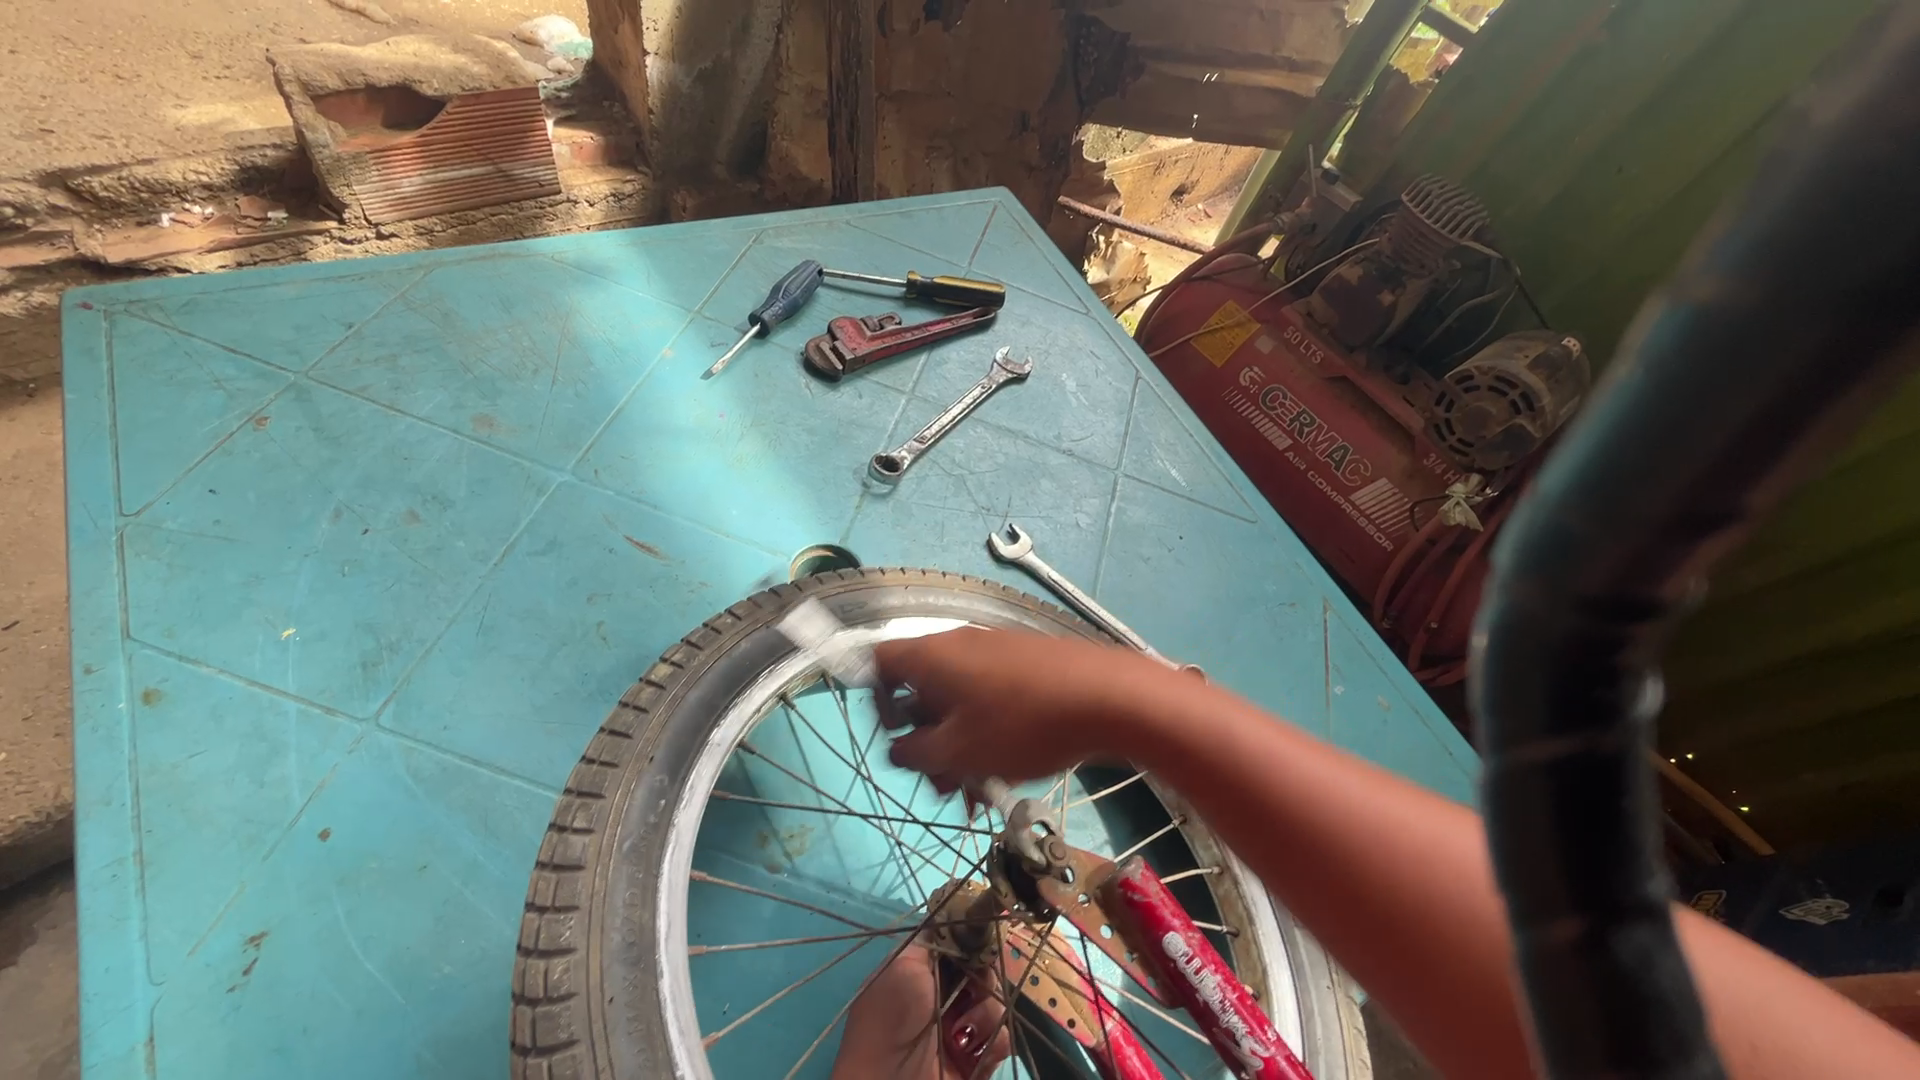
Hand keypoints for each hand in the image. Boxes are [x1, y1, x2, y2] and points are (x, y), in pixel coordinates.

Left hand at [831, 944, 1010, 1078]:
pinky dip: (991, 1042)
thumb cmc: (890, 1019)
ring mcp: (962, 1025)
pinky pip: (1003, 1037)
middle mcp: (945, 993)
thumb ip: (935, 939)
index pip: (959, 941)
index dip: (973, 938)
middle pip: (983, 968)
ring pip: (997, 1000)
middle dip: (983, 975)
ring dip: (984, 1013)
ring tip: (960, 1031)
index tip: (982, 935)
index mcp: (923, 968)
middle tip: (971, 987)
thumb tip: (962, 916)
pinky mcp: (978, 1057)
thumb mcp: (903, 966)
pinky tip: (967, 1051)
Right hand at [874, 627, 1170, 793]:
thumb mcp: (957, 751)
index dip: (875, 699)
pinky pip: (988, 698)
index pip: (879, 662)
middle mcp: (958, 646)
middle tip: (938, 782)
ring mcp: (995, 653)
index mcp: (931, 657)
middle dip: (924, 740)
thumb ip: (915, 753)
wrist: (1106, 697)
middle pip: (921, 689)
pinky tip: (1004, 772)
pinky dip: (985, 732)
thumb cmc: (1020, 725)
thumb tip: (899, 747)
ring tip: (973, 790)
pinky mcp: (1025, 666)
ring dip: (956, 745)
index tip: (894, 735)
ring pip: (958, 701)